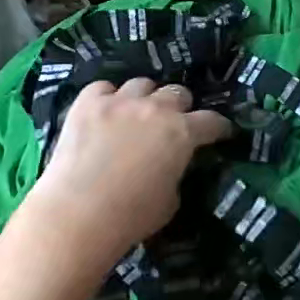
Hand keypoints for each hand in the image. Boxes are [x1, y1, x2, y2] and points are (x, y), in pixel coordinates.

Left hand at [22, 78, 230, 268]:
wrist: (79, 213)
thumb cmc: (132, 216)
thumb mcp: (171, 200)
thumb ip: (176, 173)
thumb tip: (170, 166)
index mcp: (182, 133)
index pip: (211, 121)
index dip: (219, 127)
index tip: (221, 132)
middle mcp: (155, 109)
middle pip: (177, 93)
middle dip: (181, 107)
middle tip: (174, 123)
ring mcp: (119, 101)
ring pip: (142, 84)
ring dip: (146, 98)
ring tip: (138, 113)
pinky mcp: (87, 103)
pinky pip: (104, 88)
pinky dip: (109, 97)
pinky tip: (106, 111)